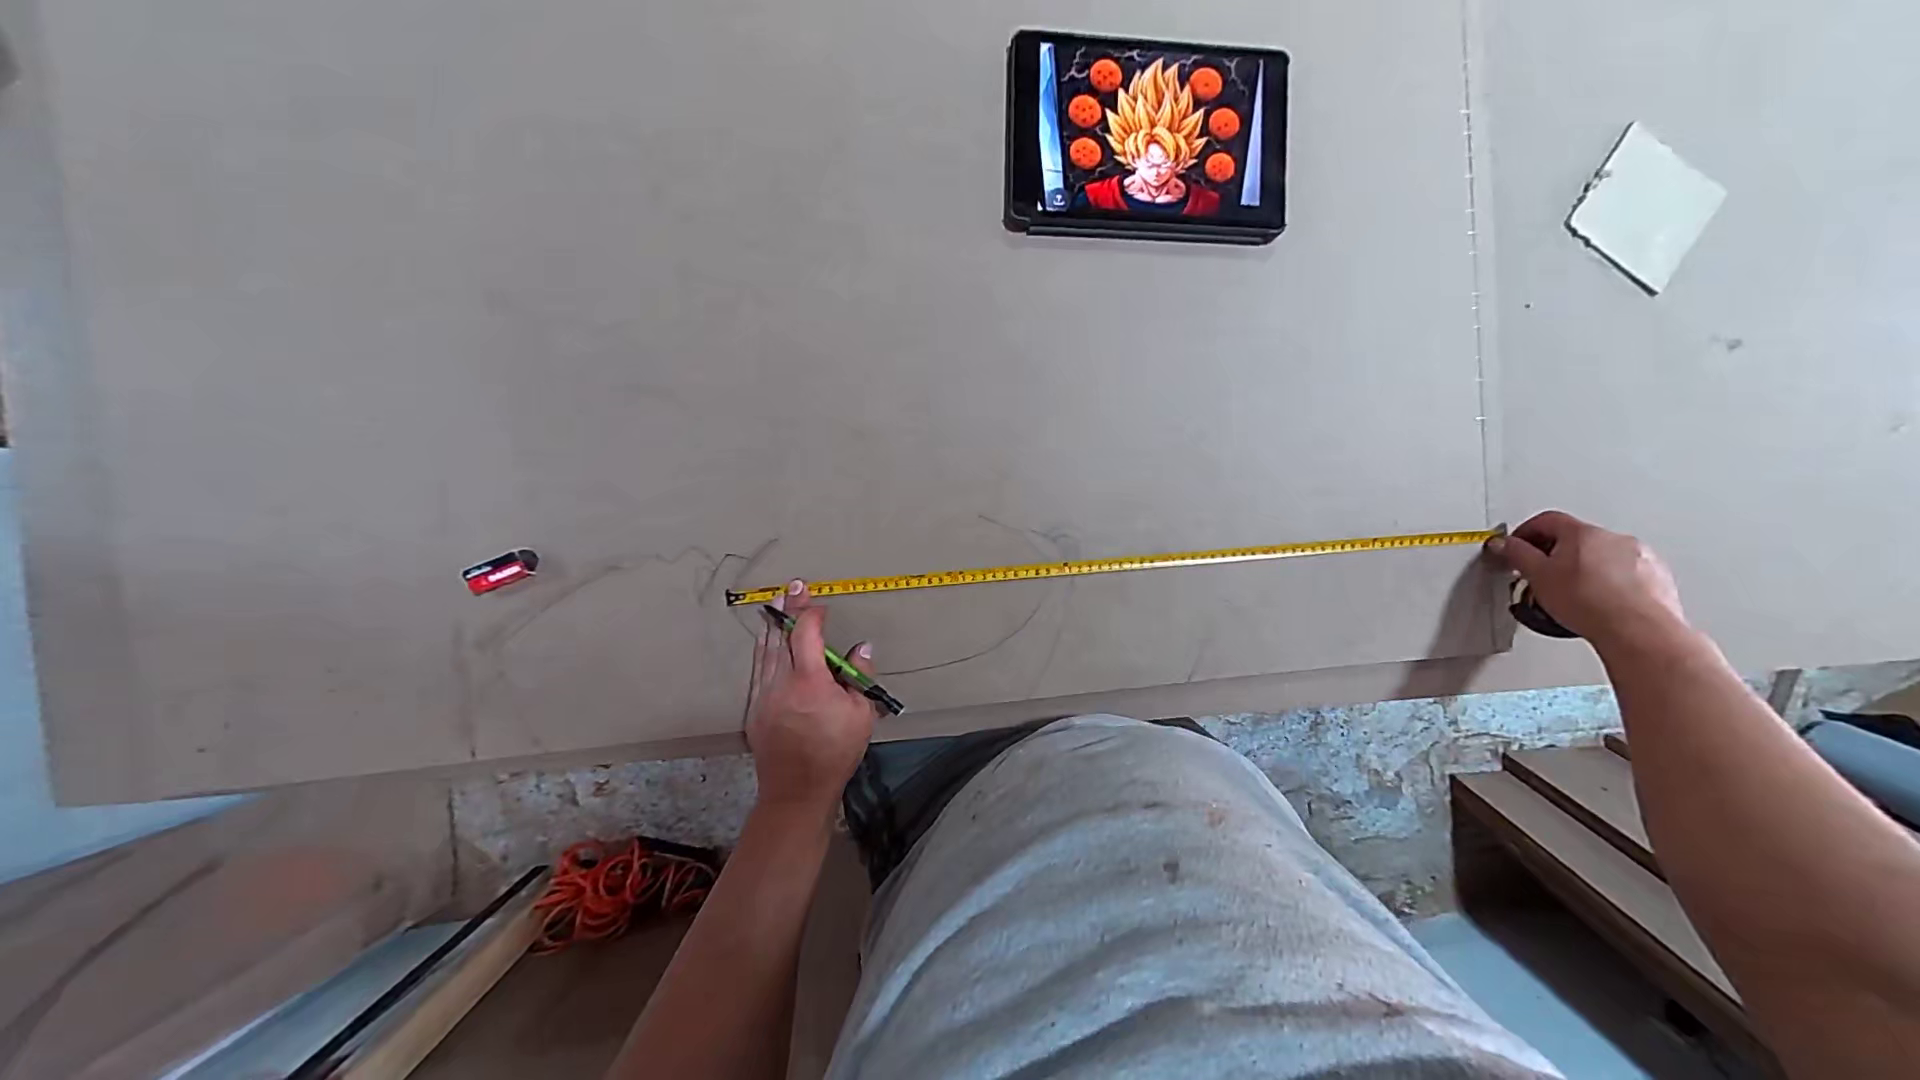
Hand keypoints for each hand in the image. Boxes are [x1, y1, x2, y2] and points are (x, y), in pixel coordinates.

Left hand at [744, 581, 876, 814]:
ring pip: (765, 651)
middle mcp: (781, 683)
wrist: (797, 790)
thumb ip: (860, 677)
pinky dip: (764, 650)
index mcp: (810, 682)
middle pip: (781, 636)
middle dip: (788, 609)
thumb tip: (862, 649)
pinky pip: (759, 670)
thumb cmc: (835, 753)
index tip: (820, 606)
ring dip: (772, 626)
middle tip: (793, 587)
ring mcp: (763, 695)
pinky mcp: (755, 709)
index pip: (807, 635)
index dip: (812, 614)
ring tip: (777, 605)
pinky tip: (767, 643)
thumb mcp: (861, 716)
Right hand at [1486, 511, 1688, 646]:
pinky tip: (1595, 600)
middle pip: (1573, 537)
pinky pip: (1622, 571)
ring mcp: (1638, 556)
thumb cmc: (1590, 602)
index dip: (1523, 533)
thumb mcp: (1536, 575)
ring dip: (1581, 568)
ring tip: (1569, 593)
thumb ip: (1516, 553)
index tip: (1514, 547)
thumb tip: (1504, 544)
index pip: (1545, 520)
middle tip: (1538, 574)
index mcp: (1583, 533)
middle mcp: (1614, 539)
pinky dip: (1606, 582)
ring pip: (1599, 555)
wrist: (1636, 629)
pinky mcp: (1656, 576)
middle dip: (1552, 554)